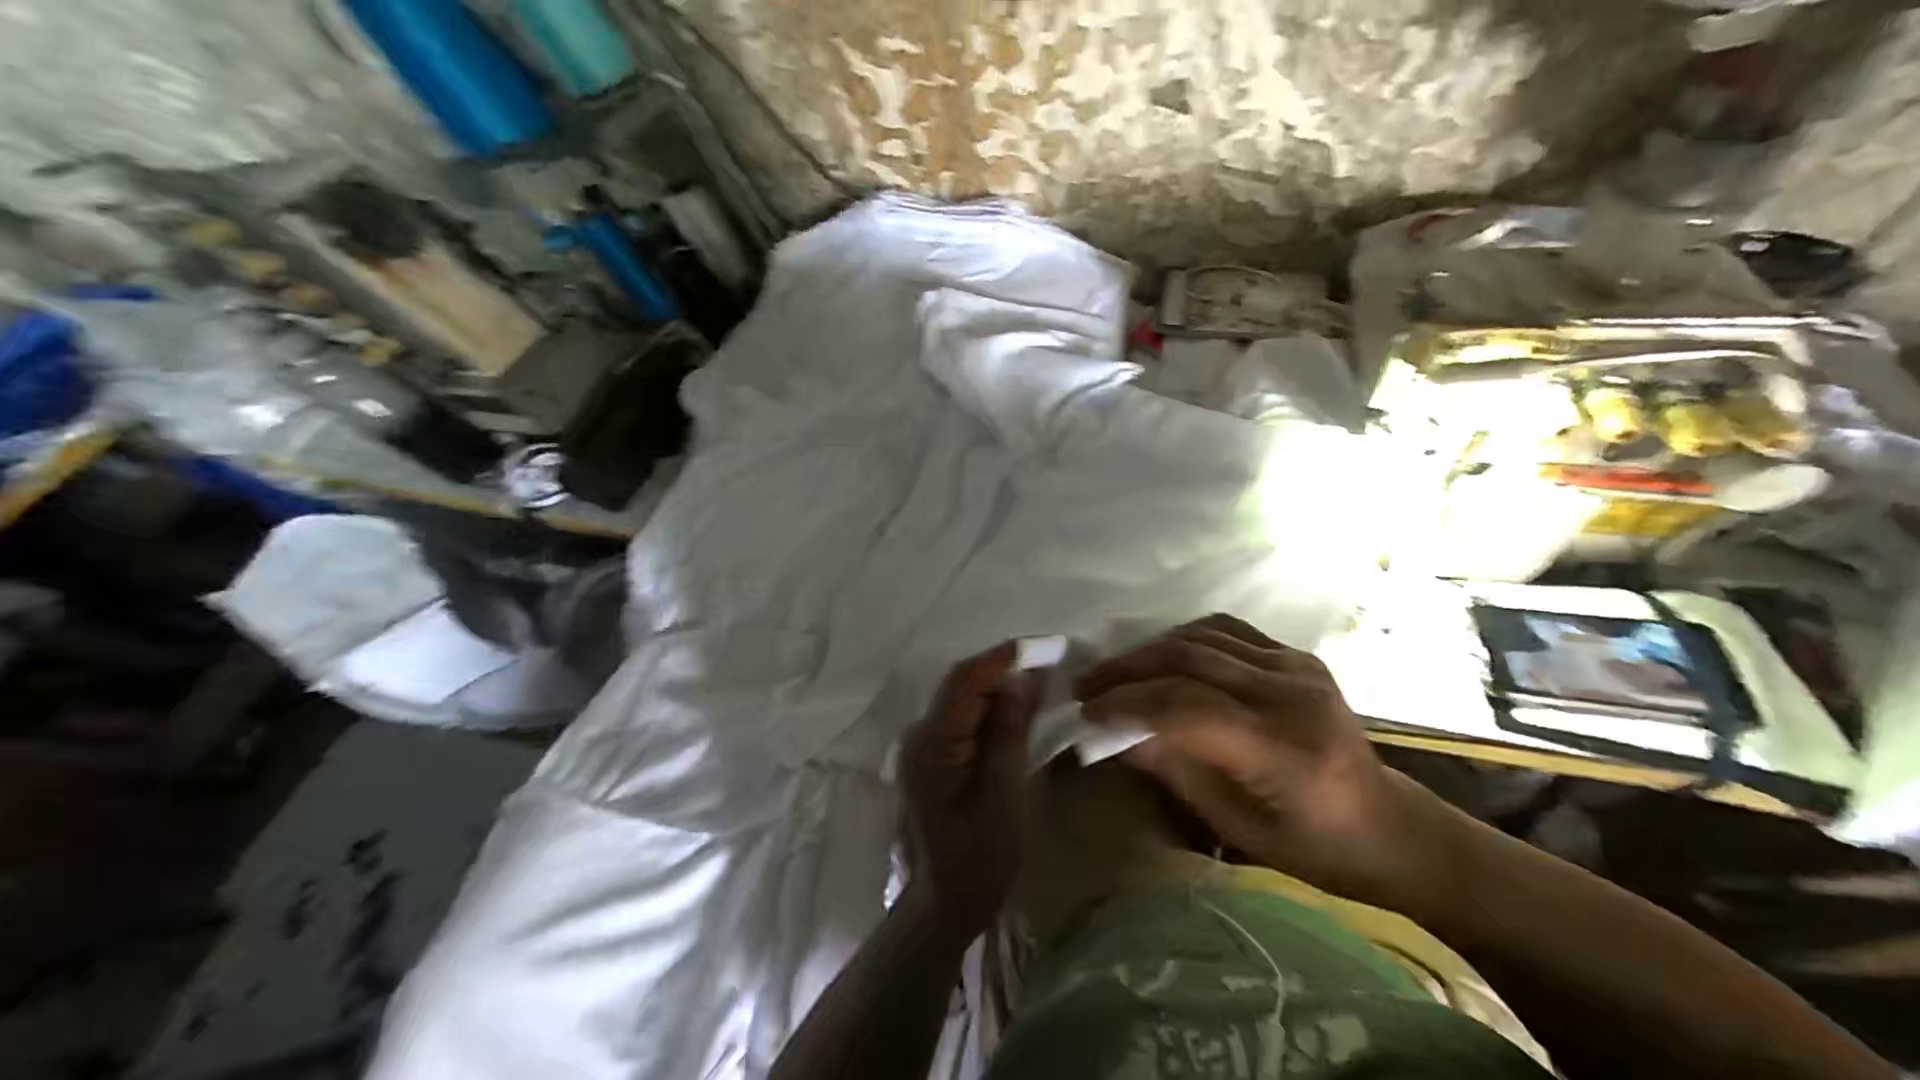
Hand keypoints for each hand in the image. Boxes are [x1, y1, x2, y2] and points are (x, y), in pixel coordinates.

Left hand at [900, 643, 1040, 939]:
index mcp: (933, 744)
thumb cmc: (977, 858)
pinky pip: (963, 723)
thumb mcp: (1002, 796)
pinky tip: (1018, 715)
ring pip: (963, 703)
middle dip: (1004, 670)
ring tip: (1042, 683)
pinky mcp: (934, 762)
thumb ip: (1008, 734)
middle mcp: (920, 737)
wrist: (942, 907)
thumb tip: (1021, 680)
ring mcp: (924, 750)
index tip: (1042, 646)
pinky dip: (991, 712)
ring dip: (1000, 690)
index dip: (1001, 657)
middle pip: (962, 687)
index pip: (964, 681)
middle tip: (1050, 663)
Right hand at [1073, 614, 1458, 911]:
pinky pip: (1226, 631)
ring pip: (1202, 637)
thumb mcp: (1235, 827)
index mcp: (1284, 750)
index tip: (1086, 714)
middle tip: (1086, 686)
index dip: (1128, 706)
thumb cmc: (1312, 847)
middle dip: (1127, 670)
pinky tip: (1158, 657)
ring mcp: (1298, 668)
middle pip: (1188, 661)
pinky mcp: (1298, 657)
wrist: (1388, 826)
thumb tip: (1114, 736)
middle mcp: (1292, 696)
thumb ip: (1175, 771)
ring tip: (1112, 670)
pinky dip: (1182, 639)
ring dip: (1148, 649)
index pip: (1186, 708)